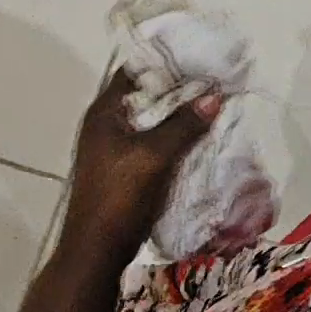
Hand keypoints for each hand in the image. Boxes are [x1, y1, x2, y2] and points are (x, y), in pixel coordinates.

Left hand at [59, 67, 221, 269]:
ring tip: (212, 104)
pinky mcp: (125, 170)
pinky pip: (155, 142)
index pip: (135, 71)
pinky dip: (175, 137)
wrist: (96, 255)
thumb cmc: (119, 198)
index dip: (165, 61)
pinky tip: (200, 138)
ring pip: (153, 121)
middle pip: (147, 96)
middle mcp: (107, 125)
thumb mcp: (154, 156)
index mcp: (104, 113)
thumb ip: (184, 124)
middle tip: (213, 80)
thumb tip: (214, 96)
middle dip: (179, 89)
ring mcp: (115, 149)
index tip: (198, 56)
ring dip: (179, 115)